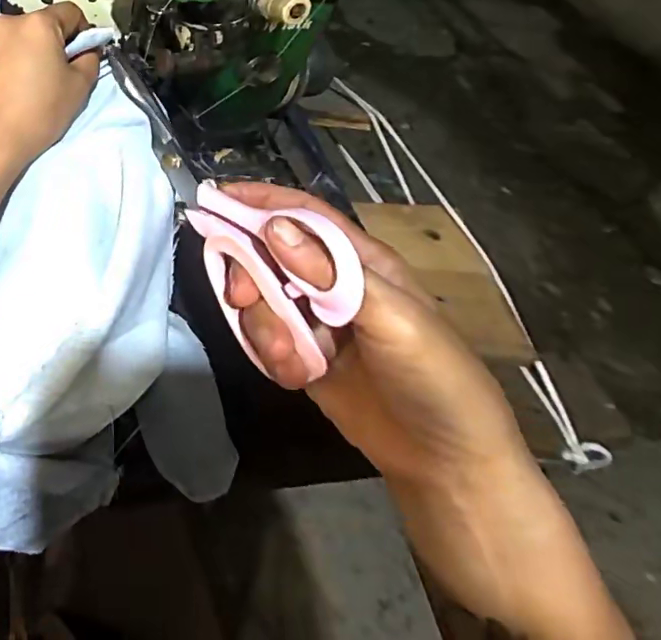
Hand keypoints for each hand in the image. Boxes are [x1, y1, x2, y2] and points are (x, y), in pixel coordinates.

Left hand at [0, 3, 98, 172]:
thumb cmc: (40, 112)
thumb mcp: (80, 86)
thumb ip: (90, 58)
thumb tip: (85, 49)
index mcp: (38, 23)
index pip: (70, 12)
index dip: (81, 32)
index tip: (79, 57)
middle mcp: (6, 21)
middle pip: (38, 25)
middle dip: (48, 42)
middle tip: (50, 75)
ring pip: (12, 37)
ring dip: (21, 50)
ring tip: (21, 83)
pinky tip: (1, 87)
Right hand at [216, 181, 531, 491]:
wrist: (446, 463)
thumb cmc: (436, 377)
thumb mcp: (392, 319)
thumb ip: (332, 273)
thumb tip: (273, 228)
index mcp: (358, 258)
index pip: (302, 214)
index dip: (259, 200)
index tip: (214, 197)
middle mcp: (330, 281)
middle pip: (267, 254)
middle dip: (249, 272)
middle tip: (240, 297)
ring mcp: (313, 319)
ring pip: (260, 298)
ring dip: (263, 325)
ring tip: (288, 358)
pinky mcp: (301, 353)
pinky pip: (262, 337)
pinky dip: (269, 354)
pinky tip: (296, 376)